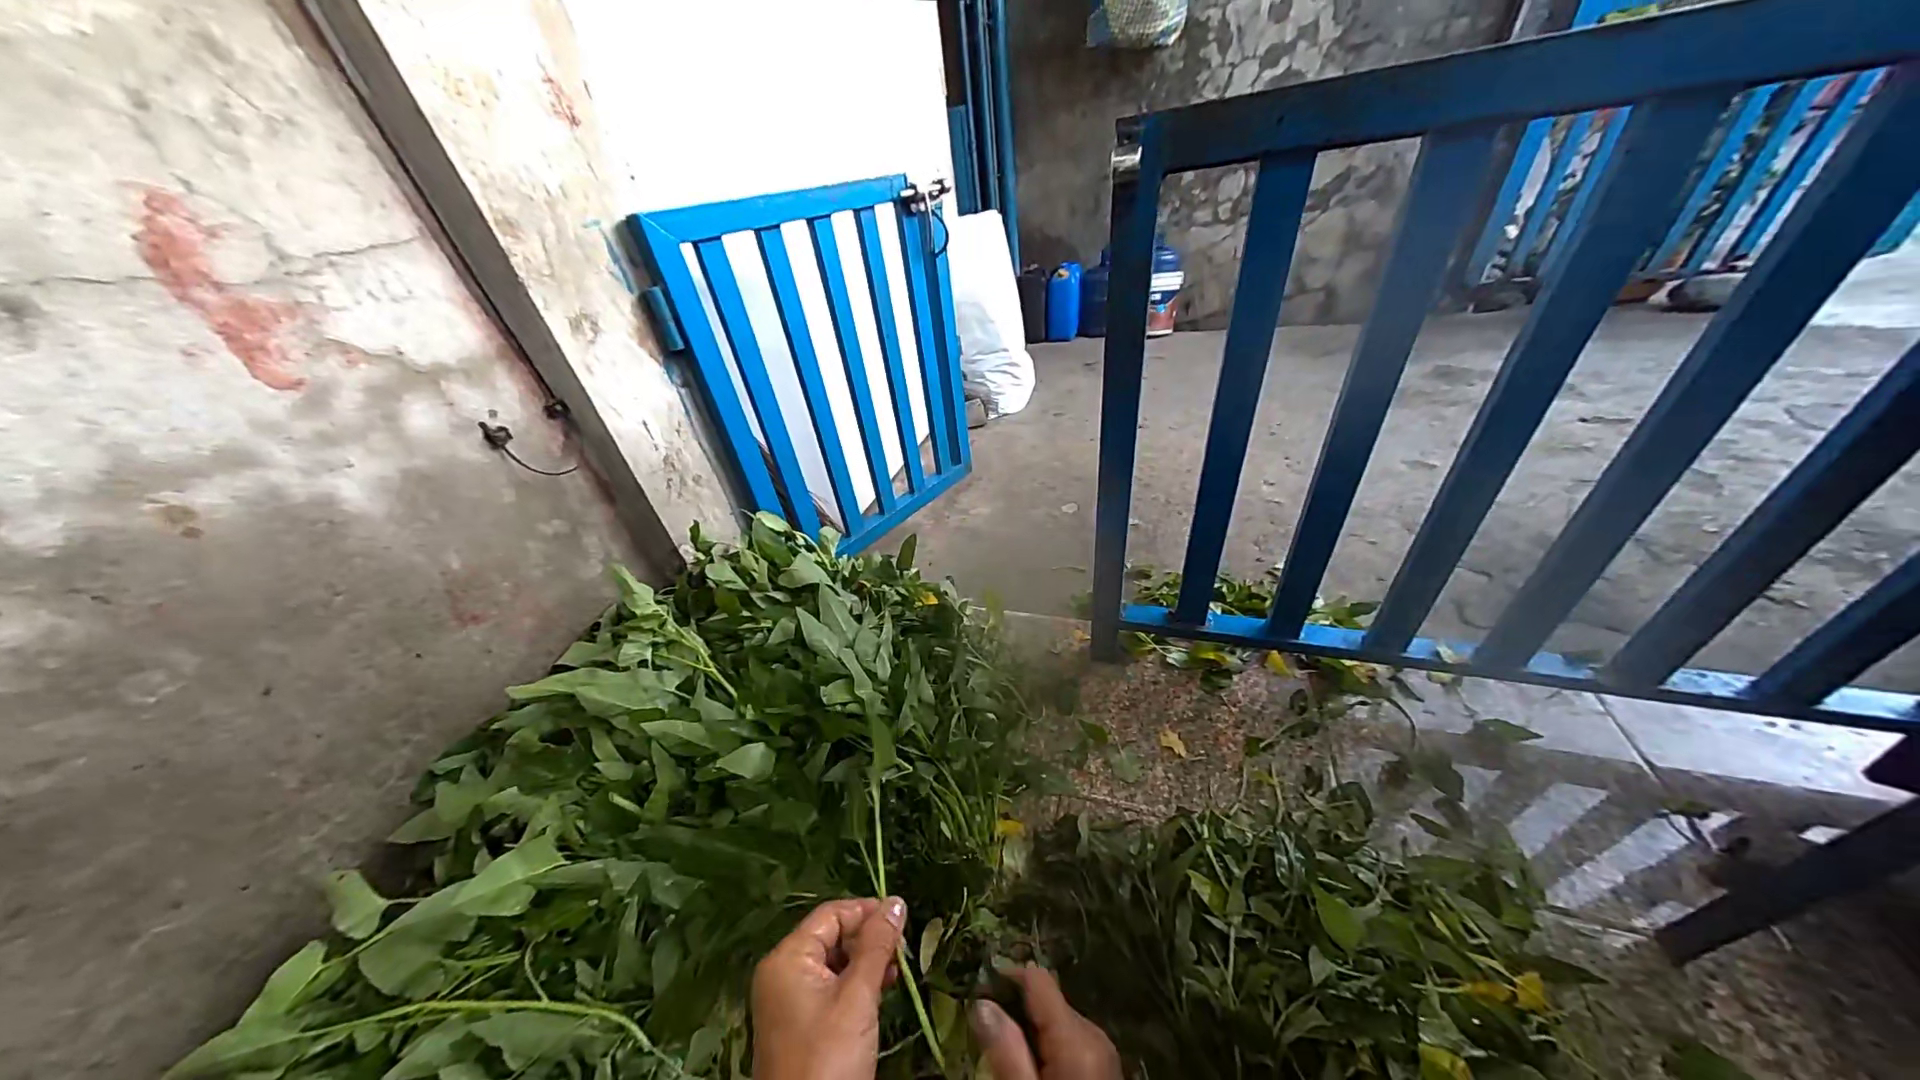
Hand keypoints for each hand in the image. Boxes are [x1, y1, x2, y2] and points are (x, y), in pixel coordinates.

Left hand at [751, 896, 905, 1079]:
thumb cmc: (829, 1057)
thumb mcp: (858, 997)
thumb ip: (877, 945)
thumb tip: (896, 901)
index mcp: (788, 958)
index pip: (831, 914)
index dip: (867, 912)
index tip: (903, 920)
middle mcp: (782, 972)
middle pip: (831, 935)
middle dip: (868, 939)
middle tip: (902, 952)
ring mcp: (787, 999)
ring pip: (832, 962)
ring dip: (865, 962)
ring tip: (895, 974)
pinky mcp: (797, 1023)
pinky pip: (828, 987)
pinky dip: (854, 985)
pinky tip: (878, 993)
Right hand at [971, 963, 1120, 1079]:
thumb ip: (1005, 1050)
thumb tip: (982, 1003)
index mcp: (1076, 1035)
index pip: (1037, 978)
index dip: (1006, 977)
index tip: (977, 990)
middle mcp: (1094, 1032)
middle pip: (1047, 1000)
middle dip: (1016, 1010)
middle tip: (984, 1030)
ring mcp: (1103, 1052)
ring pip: (1057, 1021)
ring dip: (1030, 1030)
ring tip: (1004, 1052)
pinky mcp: (1104, 1069)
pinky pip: (1070, 1042)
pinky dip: (1048, 1047)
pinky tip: (1032, 1069)